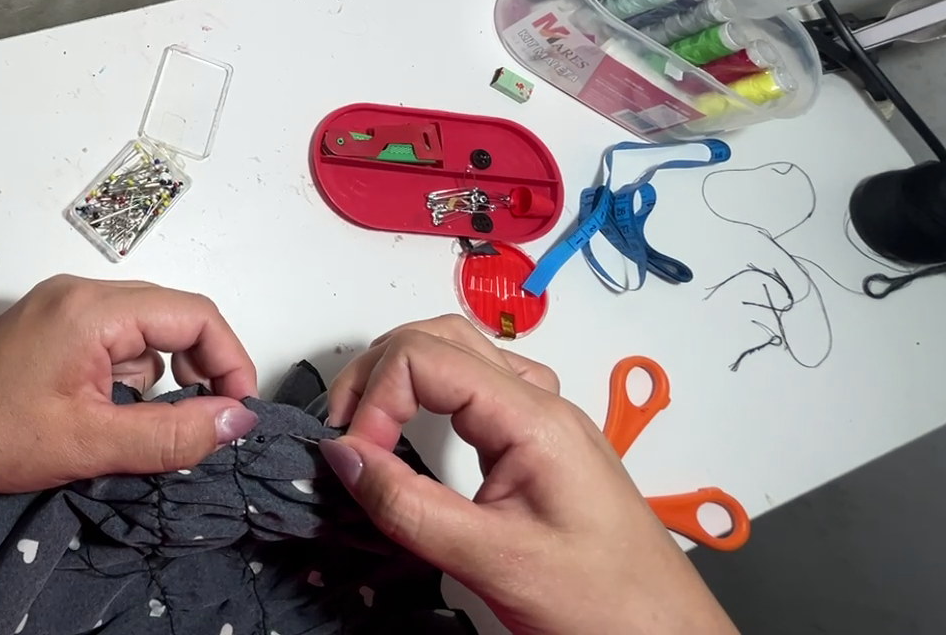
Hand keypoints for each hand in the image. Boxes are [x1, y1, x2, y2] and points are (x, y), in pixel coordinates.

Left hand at [0, 275, 259, 496]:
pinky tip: (102, 408)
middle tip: (202, 419)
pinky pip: (115, 335)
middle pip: (172, 312)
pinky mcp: (53, 322)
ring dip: (160, 372)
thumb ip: (171, 433)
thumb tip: (235, 419)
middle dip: (198, 365)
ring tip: (133, 421)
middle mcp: (82, 292)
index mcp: (94, 308)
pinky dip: (128, 370)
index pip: (194, 312)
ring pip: (145, 326)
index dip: (229, 359)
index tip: (236, 410)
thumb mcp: (91, 443)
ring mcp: (65, 304)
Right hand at [317, 316, 736, 634]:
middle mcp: (538, 401)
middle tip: (346, 427)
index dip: (374, 397)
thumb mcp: (494, 563)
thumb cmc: (605, 610)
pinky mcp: (537, 437)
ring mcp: (541, 416)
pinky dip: (427, 387)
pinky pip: (472, 380)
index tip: (356, 454)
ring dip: (398, 372)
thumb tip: (340, 453)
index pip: (425, 359)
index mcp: (533, 418)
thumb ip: (408, 505)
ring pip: (453, 349)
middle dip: (375, 372)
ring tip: (366, 418)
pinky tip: (415, 419)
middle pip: (435, 337)